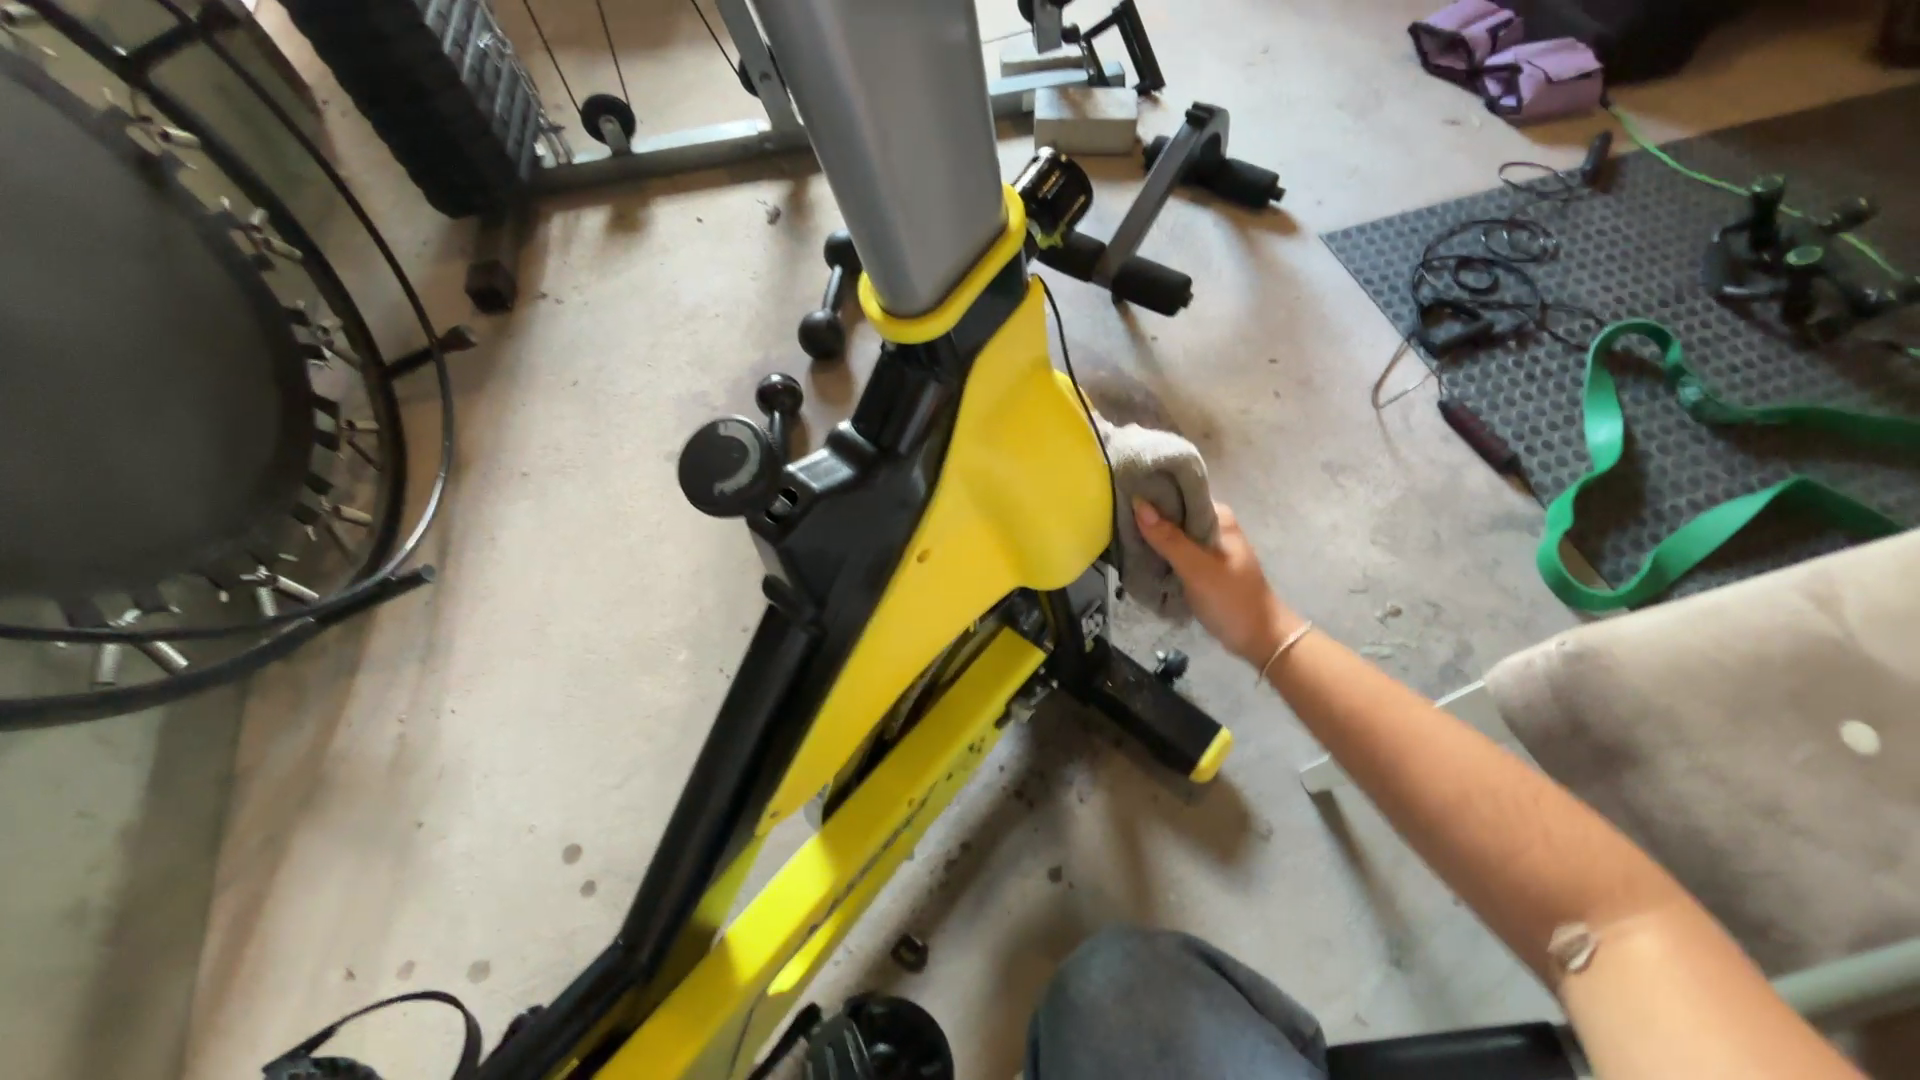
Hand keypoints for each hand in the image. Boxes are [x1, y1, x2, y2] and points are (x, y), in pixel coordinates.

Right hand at [1133, 498, 1302, 666]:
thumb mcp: (1197, 568)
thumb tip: (1138, 503)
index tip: (1122, 495)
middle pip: (1172, 514)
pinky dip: (1156, 556)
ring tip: (1118, 538)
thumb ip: (1168, 538)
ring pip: (1169, 535)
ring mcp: (1205, 548)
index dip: (1152, 493)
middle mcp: (1211, 527)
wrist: (1258, 638)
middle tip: (1114, 521)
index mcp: (1217, 517)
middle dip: (1146, 518)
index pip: (1180, 492)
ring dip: (1148, 539)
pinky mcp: (1199, 567)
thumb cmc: (1231, 599)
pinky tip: (1135, 558)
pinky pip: (1171, 554)